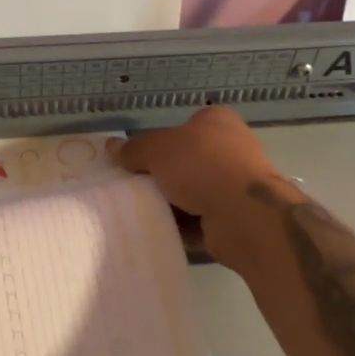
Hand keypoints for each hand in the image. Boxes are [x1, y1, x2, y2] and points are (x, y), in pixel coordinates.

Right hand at [112, 107, 282, 267]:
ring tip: (138, 212)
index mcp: (217, 123)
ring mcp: (235, 186)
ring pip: (192, 193)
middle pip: (186, 162)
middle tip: (131, 187)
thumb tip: (111, 146)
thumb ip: (134, 149)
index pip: (185, 127)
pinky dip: (180, 228)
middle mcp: (231, 150)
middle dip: (161, 176)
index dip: (159, 141)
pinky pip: (198, 221)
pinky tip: (156, 232)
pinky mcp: (235, 217)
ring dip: (170, 205)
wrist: (243, 214)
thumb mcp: (158, 149)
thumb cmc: (201, 166)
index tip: (136, 160)